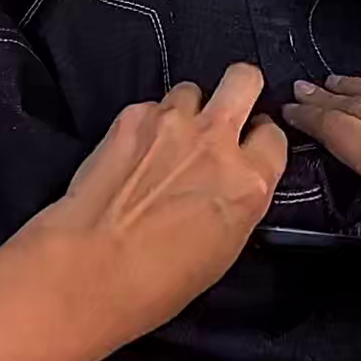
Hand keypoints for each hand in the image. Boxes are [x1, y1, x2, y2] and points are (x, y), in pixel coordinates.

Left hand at [16, 62, 287, 342]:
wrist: (86, 270)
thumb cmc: (158, 282)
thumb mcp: (224, 247)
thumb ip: (239, 196)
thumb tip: (235, 175)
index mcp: (249, 182)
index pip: (274, 135)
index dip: (260, 139)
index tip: (247, 147)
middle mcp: (216, 140)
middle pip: (244, 78)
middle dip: (241, 87)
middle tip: (225, 111)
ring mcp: (174, 121)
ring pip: (191, 89)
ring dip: (185, 110)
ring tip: (166, 140)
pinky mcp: (134, 114)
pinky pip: (151, 107)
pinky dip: (146, 124)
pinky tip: (131, 153)